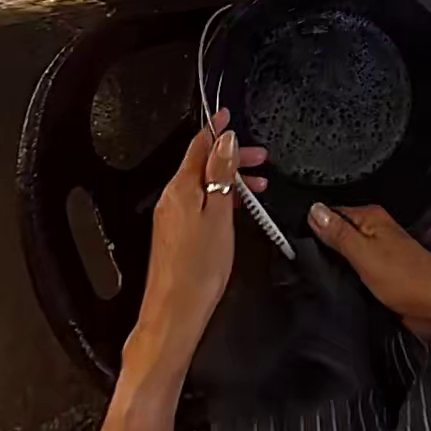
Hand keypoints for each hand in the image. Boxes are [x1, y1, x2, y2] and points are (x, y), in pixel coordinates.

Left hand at [127, 109, 267, 371]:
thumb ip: (221, 174)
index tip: (227, 114)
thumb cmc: (198, 270)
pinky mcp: (175, 234)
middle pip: (202, 164)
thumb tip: (225, 140)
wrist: (174, 316)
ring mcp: (172, 217)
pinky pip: (199, 202)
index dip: (216, 128)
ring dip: (230, 179)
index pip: (199, 145)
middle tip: (259, 157)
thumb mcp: (219, 213)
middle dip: (231, 157)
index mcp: (180, 188)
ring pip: (203, 184)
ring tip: (257, 184)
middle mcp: (171, 198)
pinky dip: (220, 197)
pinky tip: (237, 208)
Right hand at [307, 203, 430, 338]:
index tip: (298, 239)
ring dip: (337, 262)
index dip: (314, 225)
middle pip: (339, 232)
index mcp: (372, 217)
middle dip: (324, 245)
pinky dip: (349, 275)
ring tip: (324, 273)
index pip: (332, 212)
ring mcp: (381, 251)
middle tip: (309, 261)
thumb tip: (315, 210)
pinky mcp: (384, 272)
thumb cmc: (410, 279)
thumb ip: (338, 233)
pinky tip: (342, 285)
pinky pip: (358, 268)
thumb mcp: (364, 254)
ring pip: (348, 252)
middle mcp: (377, 230)